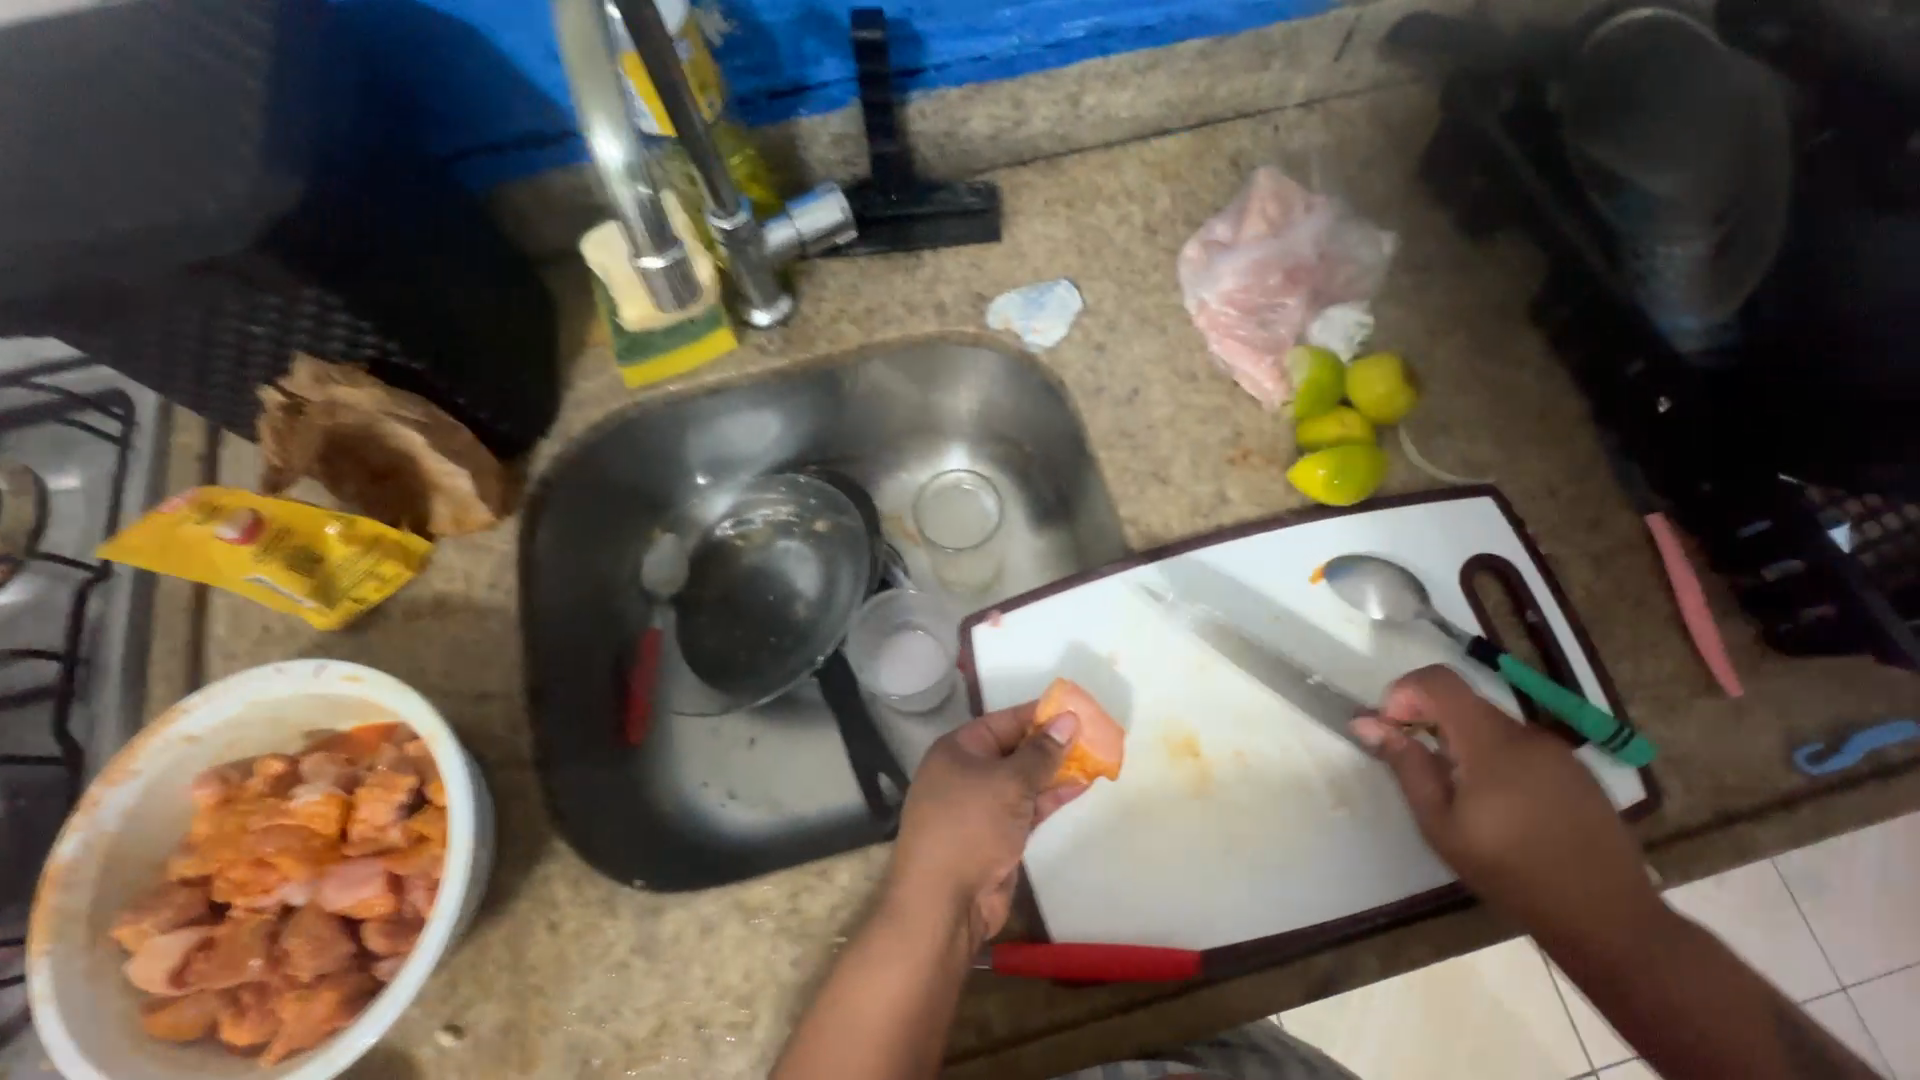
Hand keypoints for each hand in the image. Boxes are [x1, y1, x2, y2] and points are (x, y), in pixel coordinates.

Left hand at [885, 704, 1086, 949]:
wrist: (943, 901)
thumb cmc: (970, 826)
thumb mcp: (1009, 783)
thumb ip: (1041, 753)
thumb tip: (1068, 720)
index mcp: (958, 749)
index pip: (1004, 721)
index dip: (1040, 714)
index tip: (1077, 709)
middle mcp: (966, 772)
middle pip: (1015, 749)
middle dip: (1051, 743)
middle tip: (1094, 734)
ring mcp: (981, 805)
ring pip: (1023, 780)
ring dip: (1055, 771)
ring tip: (1096, 758)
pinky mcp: (996, 834)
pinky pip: (1027, 806)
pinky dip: (1050, 797)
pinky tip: (1081, 786)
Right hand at [1351, 665, 1661, 945]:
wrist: (1607, 915)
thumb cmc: (1510, 872)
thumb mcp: (1441, 825)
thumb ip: (1406, 765)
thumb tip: (1365, 723)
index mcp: (1491, 742)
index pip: (1438, 680)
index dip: (1404, 693)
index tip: (1392, 731)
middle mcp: (1526, 734)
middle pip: (1464, 703)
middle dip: (1429, 722)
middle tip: (1419, 769)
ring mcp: (1557, 751)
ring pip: (1492, 725)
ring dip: (1462, 743)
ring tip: (1462, 796)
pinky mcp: (1576, 770)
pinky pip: (1521, 747)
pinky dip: (1495, 759)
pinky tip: (1502, 807)